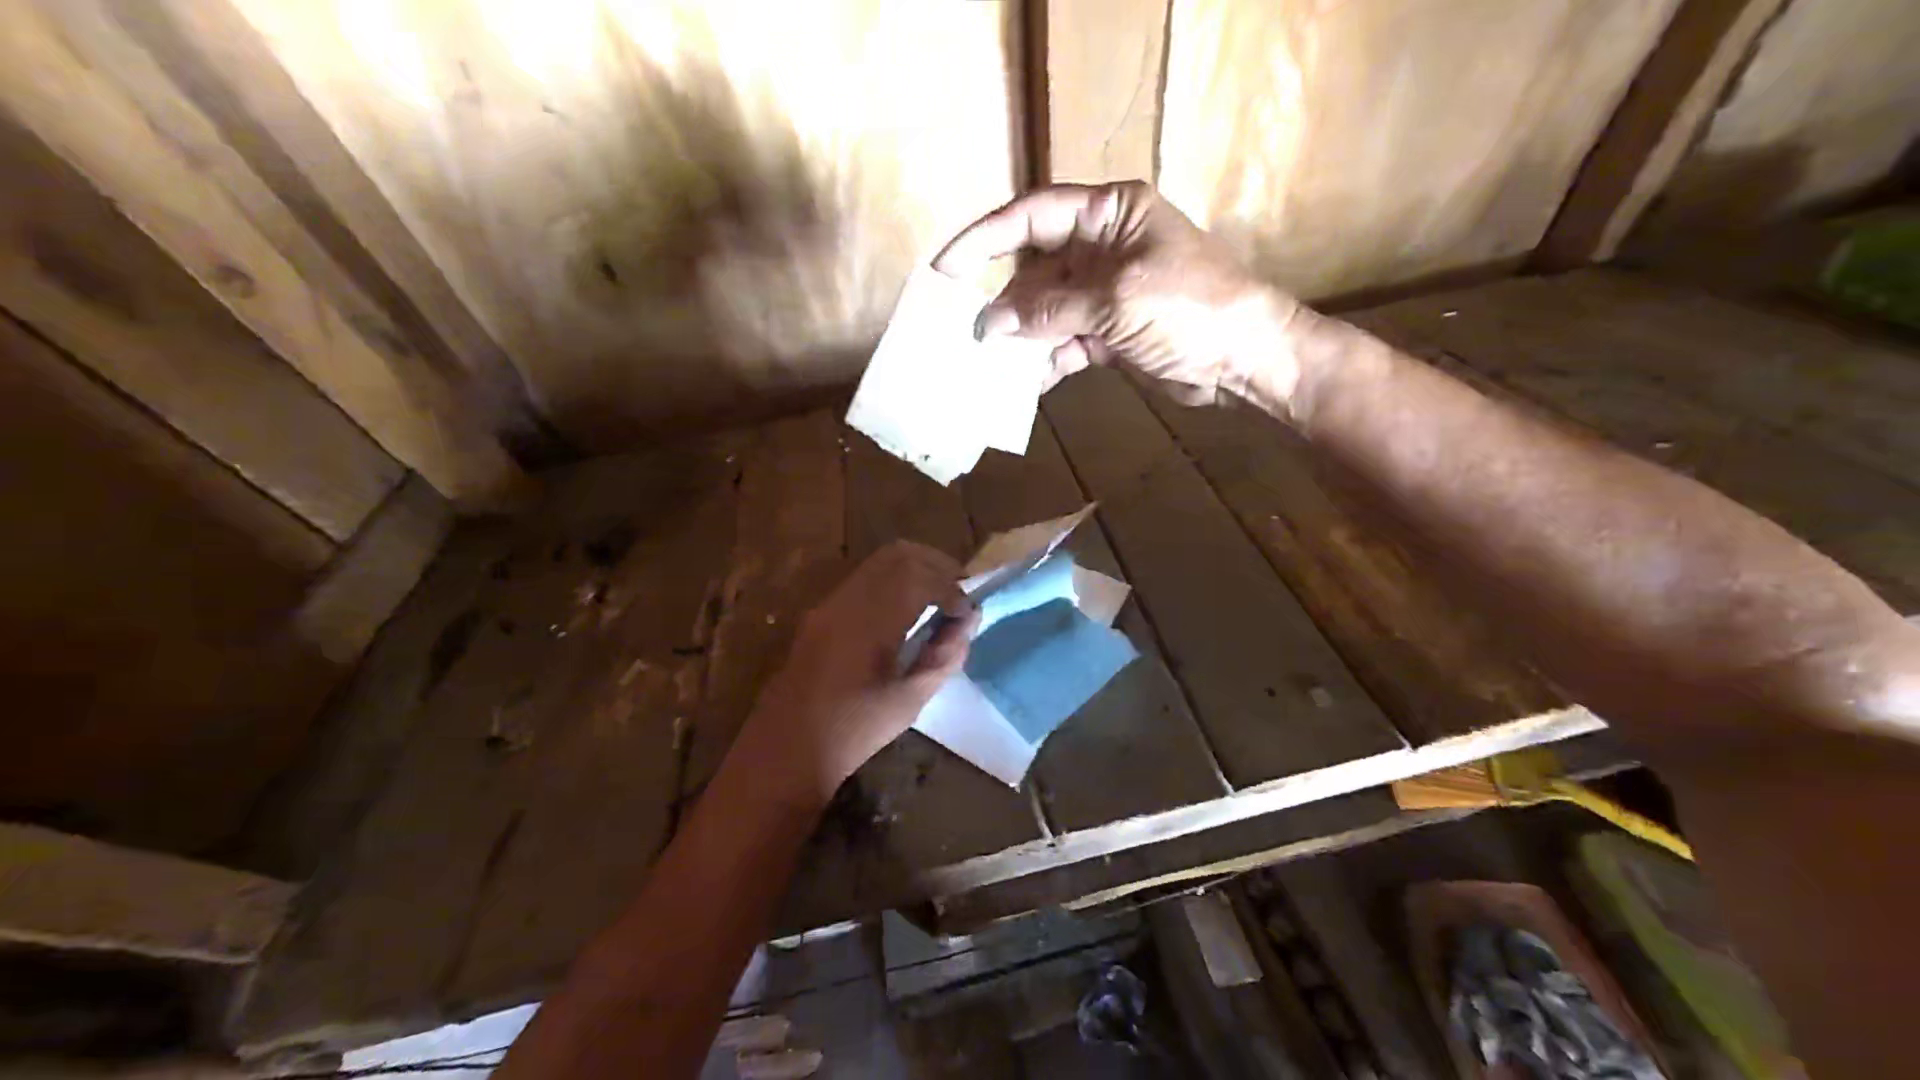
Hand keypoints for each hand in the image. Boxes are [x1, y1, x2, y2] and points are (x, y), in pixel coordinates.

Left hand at [740, 541, 979, 805]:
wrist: (785, 749)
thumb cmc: (852, 733)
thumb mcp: (909, 701)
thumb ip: (944, 656)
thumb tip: (969, 621)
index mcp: (868, 623)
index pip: (919, 577)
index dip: (951, 588)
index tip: (967, 612)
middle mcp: (846, 602)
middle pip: (899, 555)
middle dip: (936, 566)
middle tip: (959, 592)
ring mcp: (829, 604)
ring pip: (880, 562)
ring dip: (915, 571)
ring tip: (939, 599)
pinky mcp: (821, 613)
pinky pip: (865, 580)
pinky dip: (894, 582)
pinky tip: (908, 612)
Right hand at [934, 181, 1304, 410]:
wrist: (1243, 360)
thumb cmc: (1191, 308)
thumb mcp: (1117, 301)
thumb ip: (1050, 311)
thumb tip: (989, 325)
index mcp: (1109, 214)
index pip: (1033, 215)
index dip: (985, 237)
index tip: (946, 266)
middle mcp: (1101, 247)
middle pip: (1033, 266)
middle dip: (1000, 297)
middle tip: (962, 326)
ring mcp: (1103, 292)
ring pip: (1044, 309)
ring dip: (1018, 335)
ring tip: (984, 360)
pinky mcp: (1107, 332)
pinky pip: (1062, 342)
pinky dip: (1043, 361)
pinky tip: (1022, 382)